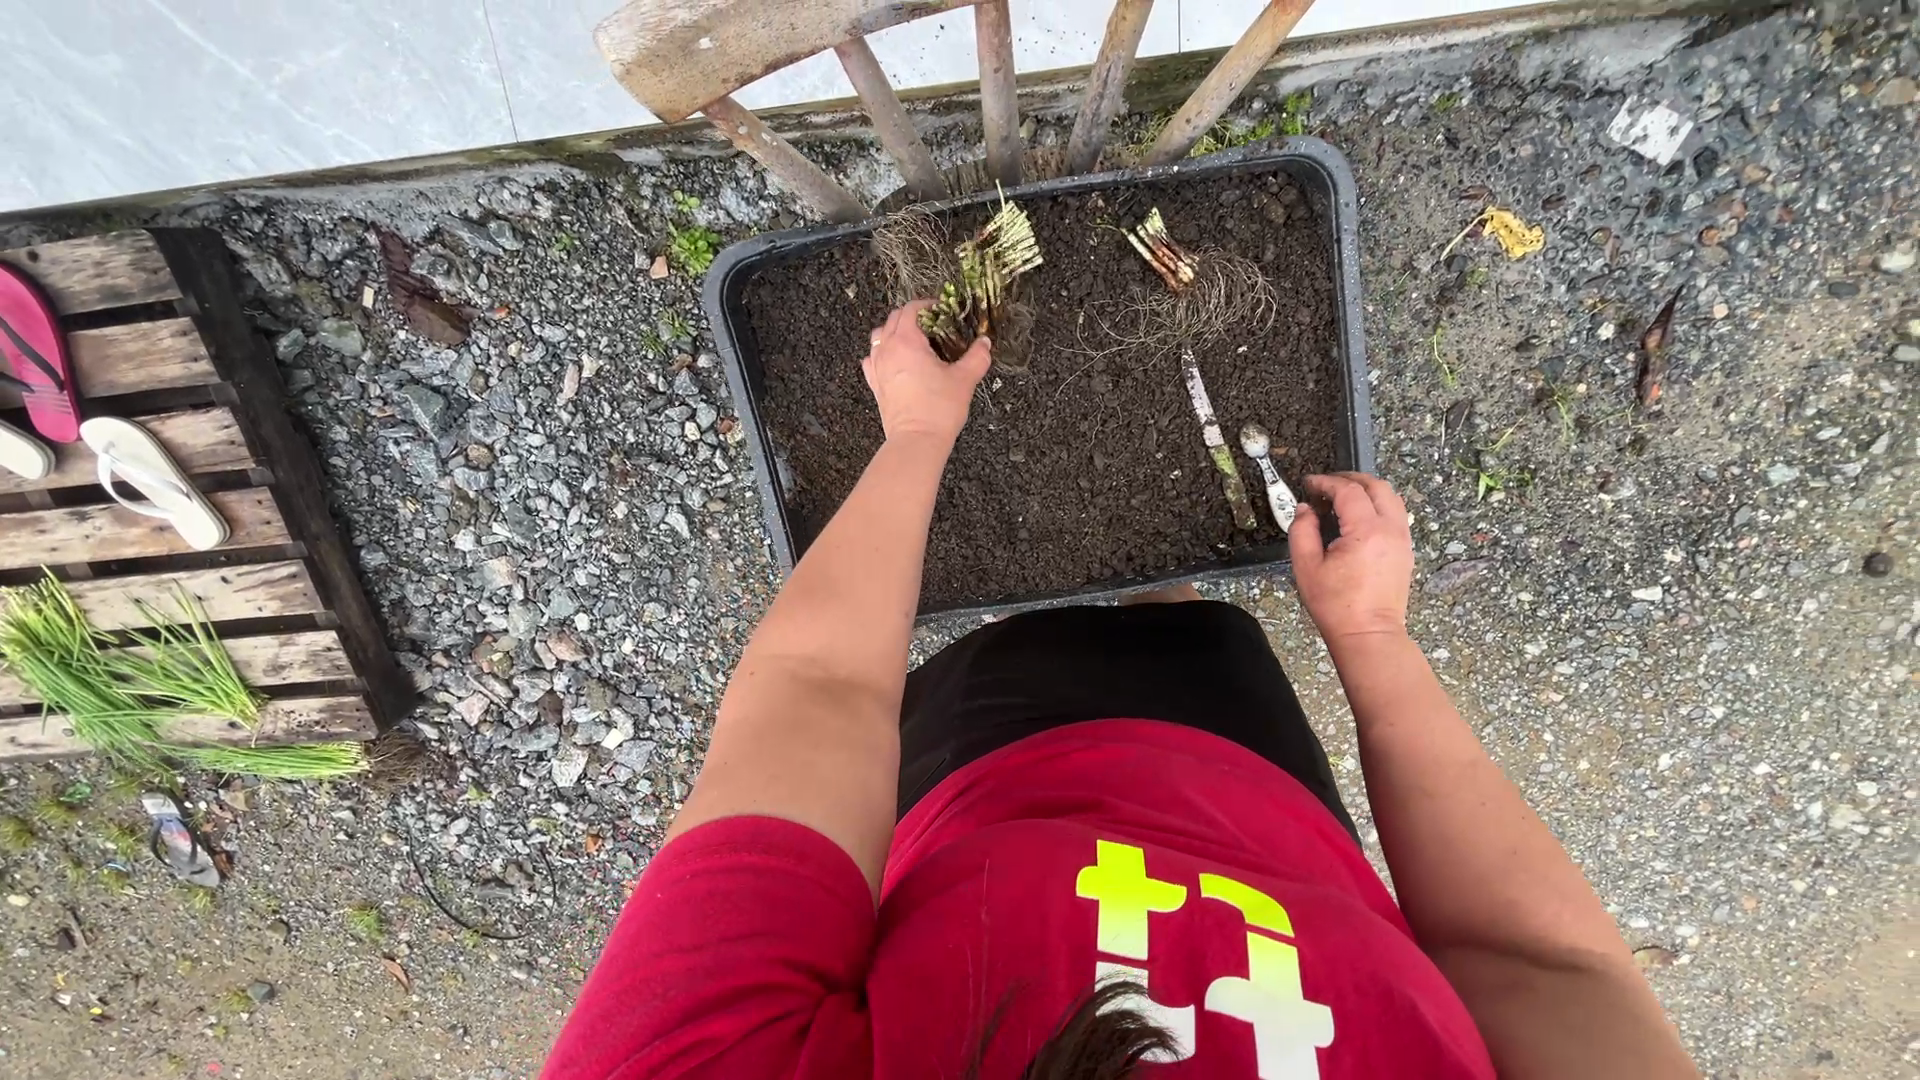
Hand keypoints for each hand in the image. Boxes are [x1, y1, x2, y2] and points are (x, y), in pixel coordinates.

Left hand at [861, 300, 990, 443]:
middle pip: (894, 319)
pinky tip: (895, 361)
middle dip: (913, 317)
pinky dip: (881, 354)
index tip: (942, 312)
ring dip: (895, 332)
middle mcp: (887, 350)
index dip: (928, 306)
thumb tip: (984, 344)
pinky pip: (872, 360)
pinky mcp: (876, 385)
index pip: (912, 309)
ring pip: (879, 337)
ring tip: (914, 341)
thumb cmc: (937, 411)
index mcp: (907, 342)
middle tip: (933, 326)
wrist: (917, 441)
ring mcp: (877, 368)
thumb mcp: (964, 380)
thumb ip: (976, 357)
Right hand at [1288, 472, 1413, 643]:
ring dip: (1367, 491)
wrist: (1368, 633)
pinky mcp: (1405, 551)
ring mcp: (1403, 540)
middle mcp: (1391, 530)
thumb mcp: (1306, 566)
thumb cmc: (1335, 605)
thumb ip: (1302, 530)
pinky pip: (1396, 515)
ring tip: (1342, 497)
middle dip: (1350, 479)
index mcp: (1366, 532)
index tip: (1308, 483)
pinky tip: (1357, 517)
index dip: (1326, 482)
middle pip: (1377, 487)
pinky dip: (1377, 506)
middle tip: (1326, 483)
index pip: (1348, 491)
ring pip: (1391, 498)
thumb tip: (1305, 509)